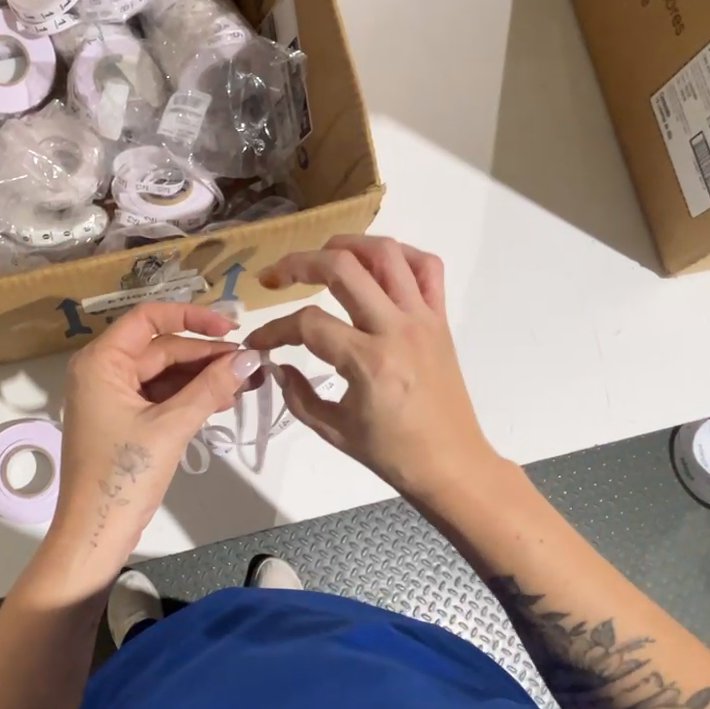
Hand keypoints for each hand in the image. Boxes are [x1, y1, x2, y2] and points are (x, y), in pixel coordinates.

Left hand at [48, 302, 262, 569]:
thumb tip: (250, 359)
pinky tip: (222, 402)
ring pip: (164, 375)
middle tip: (252, 365)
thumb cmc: (123, 476)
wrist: (94, 532)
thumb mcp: (171, 427)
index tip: (231, 327)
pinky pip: (160, 398)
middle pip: (161, 348)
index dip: (191, 316)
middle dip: (206, 356)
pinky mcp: (123, 421)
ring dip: (202, 378)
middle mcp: (102, 372)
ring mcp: (112, 398)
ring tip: (246, 384)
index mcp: (101, 362)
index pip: (148, 318)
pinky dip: (189, 398)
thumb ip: (210, 388)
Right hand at [245, 236, 501, 497]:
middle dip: (299, 264)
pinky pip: (427, 268)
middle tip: (275, 277)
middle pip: (342, 268)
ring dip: (347, 245)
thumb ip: (297, 395)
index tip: (258, 343)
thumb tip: (277, 365)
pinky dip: (399, 254)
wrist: (451, 463)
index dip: (273, 330)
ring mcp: (422, 319)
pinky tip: (375, 264)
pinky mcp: (440, 319)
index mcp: (367, 362)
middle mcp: (396, 329)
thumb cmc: (391, 453)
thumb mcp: (332, 430)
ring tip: (321, 255)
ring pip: (386, 253)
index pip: (307, 324)